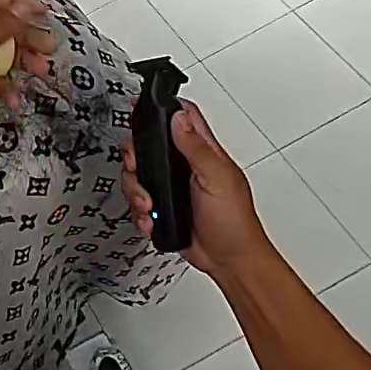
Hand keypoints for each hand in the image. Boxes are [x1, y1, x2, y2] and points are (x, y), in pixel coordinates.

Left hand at [0, 0, 53, 172]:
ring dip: (23, 60)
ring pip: (3, 53)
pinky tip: (14, 98)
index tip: (40, 10)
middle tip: (47, 45)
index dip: (15, 1)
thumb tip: (21, 7)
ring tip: (41, 69)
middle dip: (25, 35)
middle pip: (0, 27)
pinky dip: (9, 86)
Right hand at [123, 102, 278, 279]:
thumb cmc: (234, 221)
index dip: (164, 110)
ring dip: (137, 190)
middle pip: (149, 146)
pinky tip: (152, 218)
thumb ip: (196, 147)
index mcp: (203, 152)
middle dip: (136, 156)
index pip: (182, 118)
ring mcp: (173, 187)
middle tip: (138, 167)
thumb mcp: (217, 177)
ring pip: (140, 175)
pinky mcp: (163, 207)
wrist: (228, 260)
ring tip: (149, 204)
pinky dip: (140, 212)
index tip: (143, 110)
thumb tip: (179, 118)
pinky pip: (140, 202)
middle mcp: (186, 166)